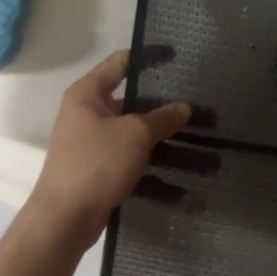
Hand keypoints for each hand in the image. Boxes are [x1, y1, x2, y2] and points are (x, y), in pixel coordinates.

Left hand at [26, 51, 198, 251]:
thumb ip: (161, 118)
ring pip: (144, 145)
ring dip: (176, 155)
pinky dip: (162, 184)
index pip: (120, 64)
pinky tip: (191, 198)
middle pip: (140, 110)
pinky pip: (139, 173)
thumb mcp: (134, 135)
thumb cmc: (95, 163)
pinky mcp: (105, 177)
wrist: (63, 220)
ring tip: (213, 163)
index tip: (175, 55)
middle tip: (210, 120)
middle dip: (175, 119)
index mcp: (89, 95)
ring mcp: (98, 148)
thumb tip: (183, 108)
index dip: (148, 57)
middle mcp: (92, 117)